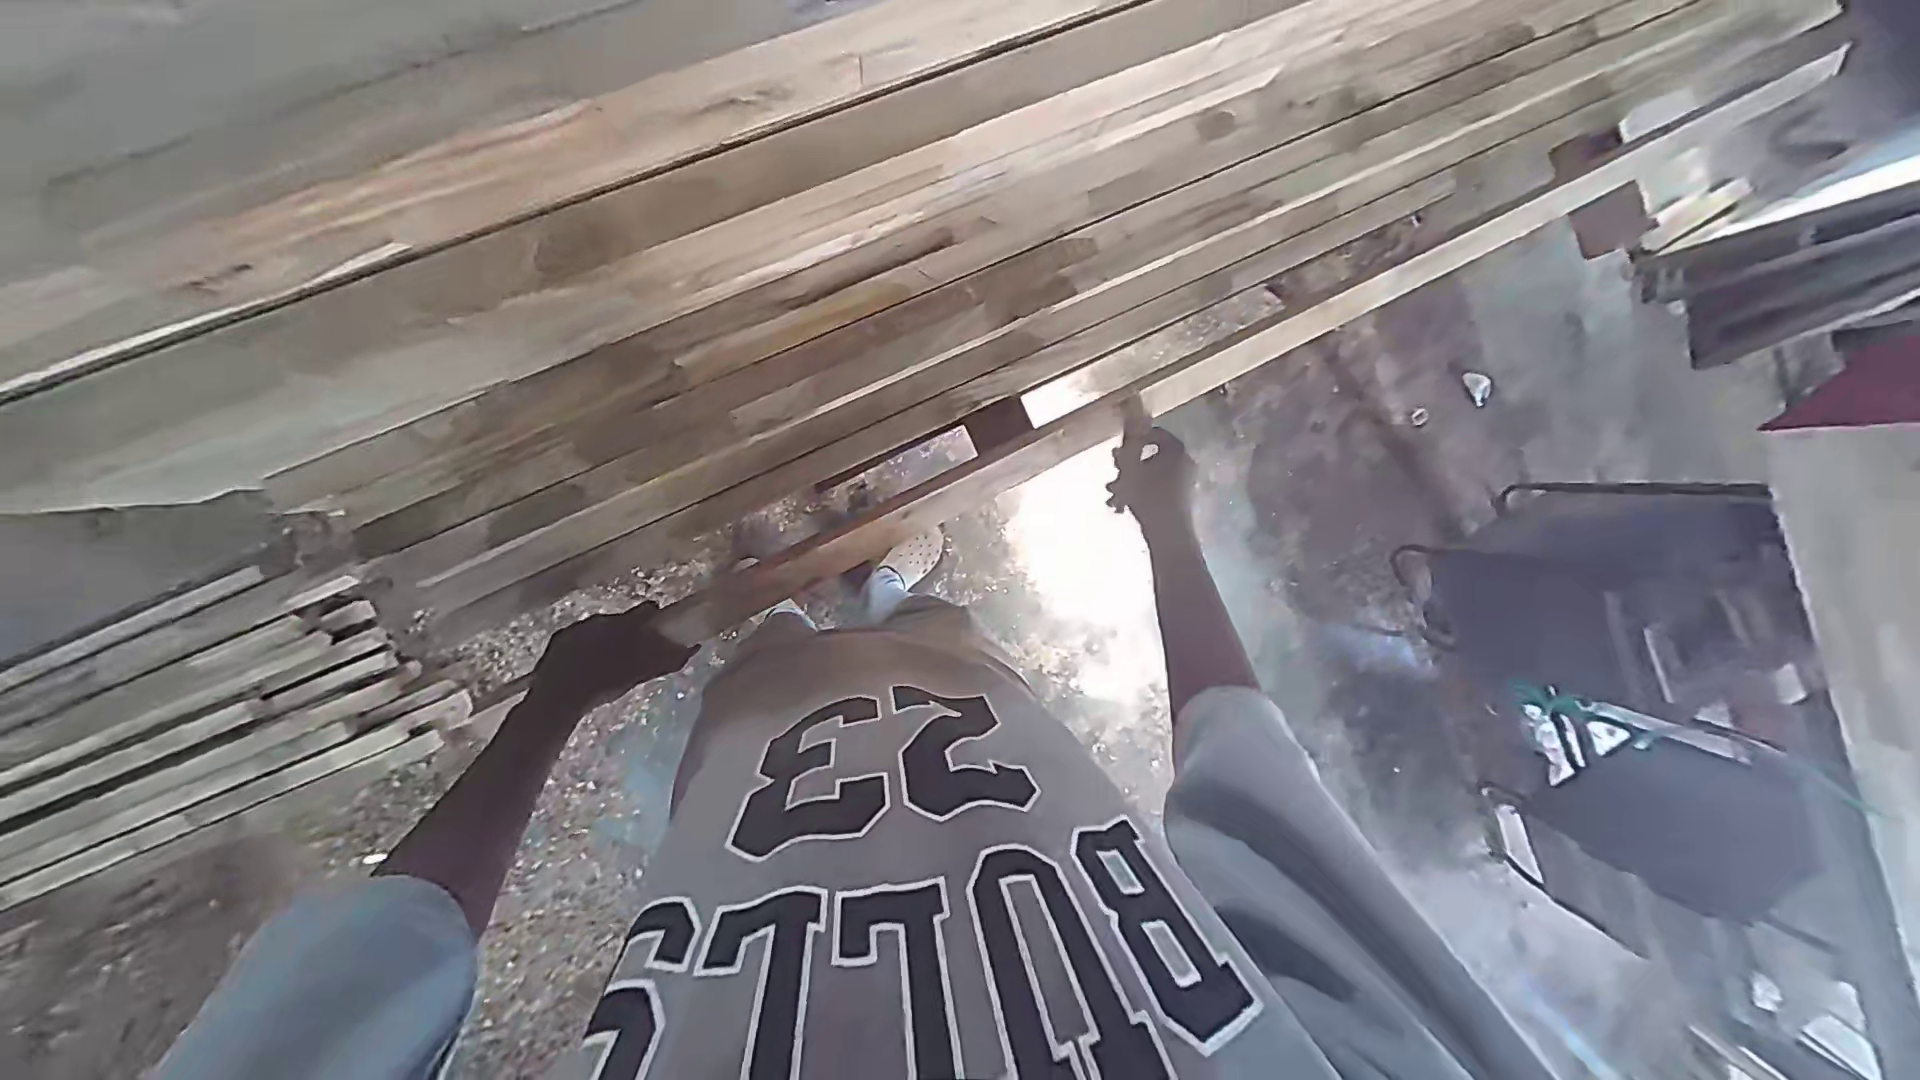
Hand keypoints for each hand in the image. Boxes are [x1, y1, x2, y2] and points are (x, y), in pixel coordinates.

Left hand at [524, 601, 697, 714]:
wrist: (558, 696)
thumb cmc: (605, 684)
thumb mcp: (640, 673)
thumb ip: (668, 660)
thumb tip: (693, 648)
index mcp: (623, 623)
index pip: (646, 610)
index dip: (656, 616)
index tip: (661, 625)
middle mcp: (601, 618)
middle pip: (622, 618)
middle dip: (631, 628)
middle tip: (636, 646)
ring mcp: (577, 628)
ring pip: (600, 626)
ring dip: (608, 637)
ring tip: (610, 657)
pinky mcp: (559, 639)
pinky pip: (579, 636)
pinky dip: (586, 645)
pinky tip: (587, 662)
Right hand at [1107, 423, 1196, 542]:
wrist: (1168, 531)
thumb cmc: (1148, 496)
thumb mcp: (1130, 469)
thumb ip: (1126, 450)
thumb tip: (1126, 433)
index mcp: (1176, 450)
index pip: (1155, 433)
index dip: (1135, 439)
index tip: (1120, 451)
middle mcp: (1184, 462)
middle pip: (1151, 455)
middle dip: (1129, 466)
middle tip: (1114, 476)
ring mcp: (1184, 480)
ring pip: (1151, 474)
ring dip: (1131, 482)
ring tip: (1114, 495)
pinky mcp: (1180, 497)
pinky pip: (1157, 487)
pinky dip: (1141, 492)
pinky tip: (1123, 505)